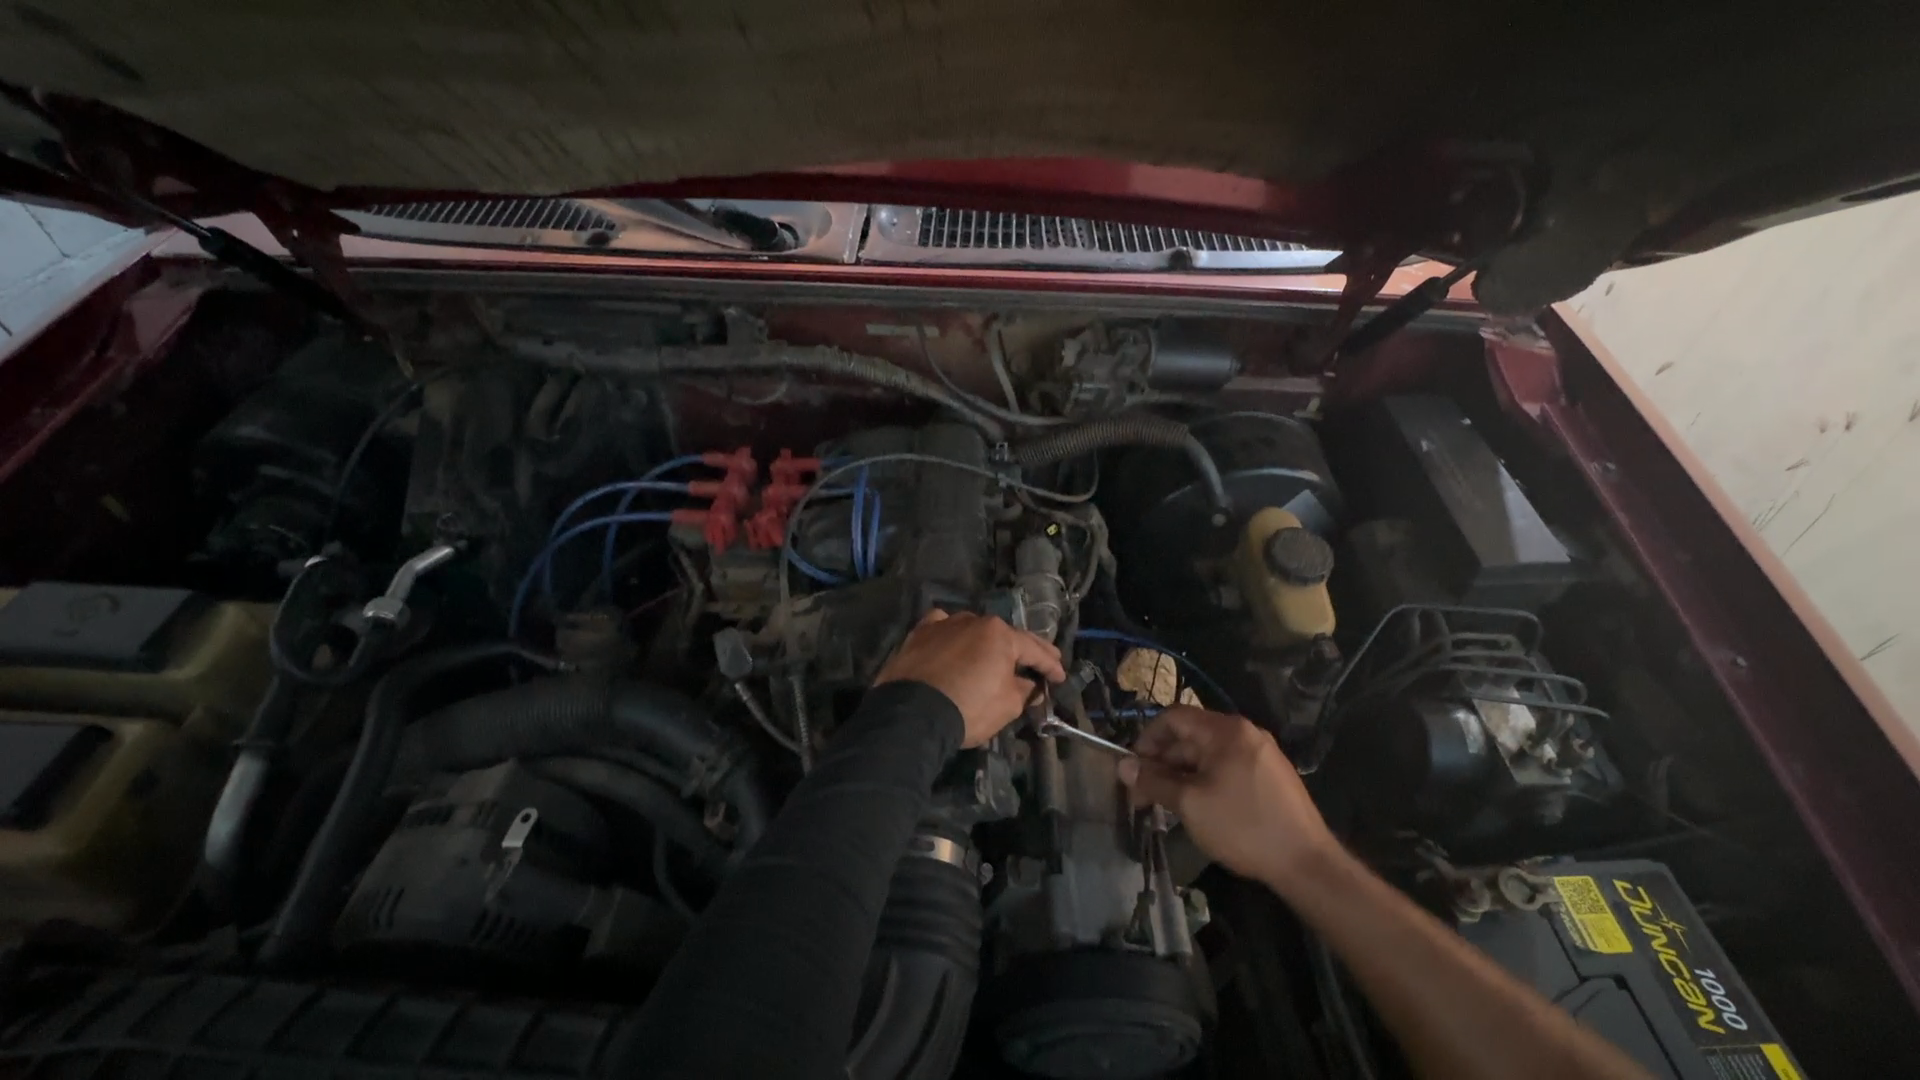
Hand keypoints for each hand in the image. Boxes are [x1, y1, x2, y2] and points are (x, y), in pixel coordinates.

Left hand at [875, 610, 1064, 747]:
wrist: (912, 714)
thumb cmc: (968, 708)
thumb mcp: (1007, 705)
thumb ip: (1024, 691)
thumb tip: (1030, 685)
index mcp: (1000, 635)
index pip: (1034, 649)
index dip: (1051, 665)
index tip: (1061, 677)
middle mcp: (973, 621)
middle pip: (1005, 635)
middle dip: (1025, 649)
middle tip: (1044, 660)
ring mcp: (943, 624)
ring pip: (973, 629)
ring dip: (987, 641)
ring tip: (997, 653)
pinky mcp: (918, 634)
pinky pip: (941, 629)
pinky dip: (952, 635)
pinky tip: (954, 640)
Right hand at [1117, 707, 1337, 887]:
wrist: (1306, 863)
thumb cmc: (1243, 826)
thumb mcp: (1190, 803)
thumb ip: (1154, 781)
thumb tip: (1123, 766)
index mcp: (1226, 730)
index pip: (1174, 717)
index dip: (1146, 739)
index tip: (1132, 769)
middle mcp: (1245, 733)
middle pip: (1191, 736)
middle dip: (1162, 762)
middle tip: (1143, 796)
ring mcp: (1261, 754)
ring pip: (1208, 755)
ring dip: (1181, 774)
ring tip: (1166, 805)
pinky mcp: (1270, 776)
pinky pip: (1226, 768)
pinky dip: (1204, 781)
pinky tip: (1197, 807)